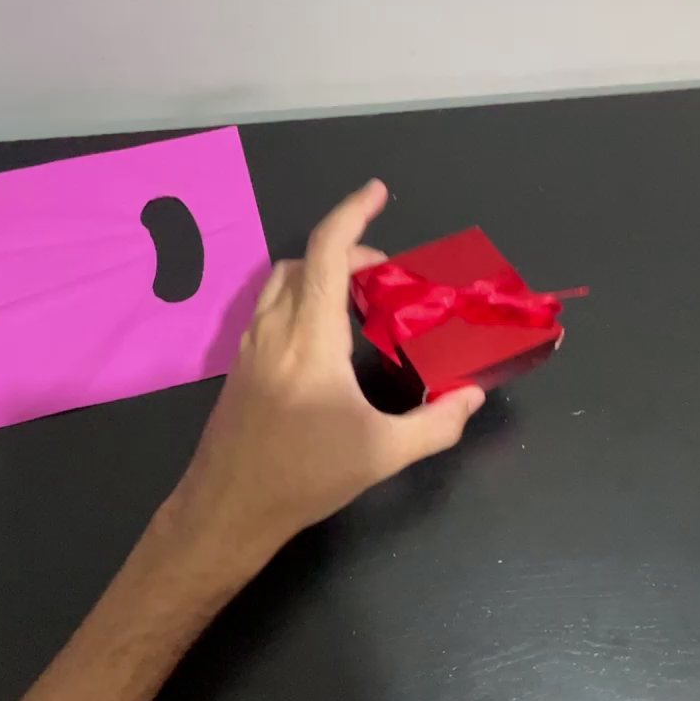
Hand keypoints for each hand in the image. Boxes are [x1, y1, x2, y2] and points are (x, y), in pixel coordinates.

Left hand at [164, 180, 485, 568]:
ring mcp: (250, 343)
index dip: (353, 212)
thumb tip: (472, 395)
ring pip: (284, 281)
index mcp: (311, 338)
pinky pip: (271, 307)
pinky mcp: (240, 362)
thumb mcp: (382, 453)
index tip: (378, 192)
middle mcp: (275, 328)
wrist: (227, 508)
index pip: (328, 252)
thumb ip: (437, 423)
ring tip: (359, 303)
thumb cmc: (303, 478)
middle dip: (349, 252)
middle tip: (387, 280)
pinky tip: (325, 336)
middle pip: (308, 261)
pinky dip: (302, 298)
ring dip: (322, 274)